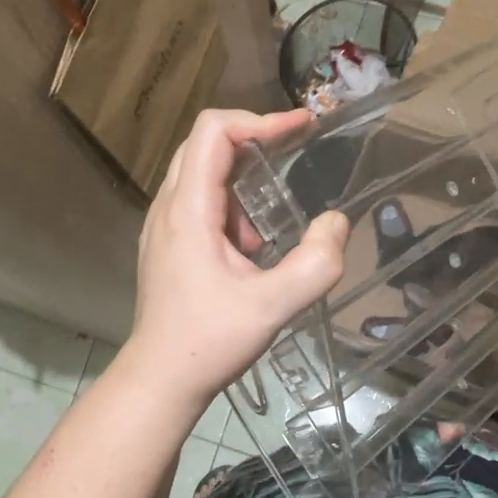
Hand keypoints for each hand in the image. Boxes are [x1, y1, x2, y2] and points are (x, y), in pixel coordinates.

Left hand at [117, 109, 348, 405]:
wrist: (161, 378)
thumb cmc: (209, 342)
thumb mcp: (272, 307)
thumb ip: (314, 265)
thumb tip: (336, 223)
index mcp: (188, 210)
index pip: (214, 131)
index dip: (260, 119)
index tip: (300, 128)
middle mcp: (167, 209)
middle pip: (205, 145)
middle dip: (253, 145)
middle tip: (293, 159)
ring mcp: (161, 228)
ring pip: (201, 176)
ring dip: (241, 186)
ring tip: (268, 233)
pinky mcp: (165, 248)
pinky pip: (197, 206)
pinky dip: (229, 212)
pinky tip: (249, 255)